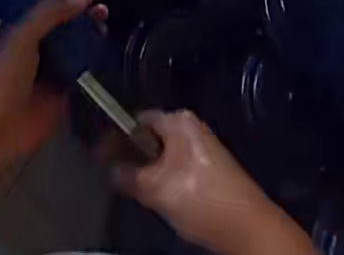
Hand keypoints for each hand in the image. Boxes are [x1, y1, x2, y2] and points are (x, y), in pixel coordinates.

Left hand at [0, 0, 106, 160]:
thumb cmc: (4, 75)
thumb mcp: (22, 33)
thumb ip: (51, 11)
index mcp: (23, 28)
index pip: (48, 2)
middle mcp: (39, 44)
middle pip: (66, 19)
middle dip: (83, 6)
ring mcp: (54, 66)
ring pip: (78, 40)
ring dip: (92, 26)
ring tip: (105, 16)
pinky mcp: (67, 88)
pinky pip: (86, 65)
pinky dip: (97, 53)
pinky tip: (107, 41)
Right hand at [109, 111, 312, 254]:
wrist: (245, 225)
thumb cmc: (200, 199)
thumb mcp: (157, 190)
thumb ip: (129, 177)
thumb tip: (109, 169)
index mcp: (179, 121)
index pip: (139, 118)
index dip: (116, 135)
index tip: (98, 154)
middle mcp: (190, 126)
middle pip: (150, 136)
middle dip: (132, 155)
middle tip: (112, 176)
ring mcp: (200, 146)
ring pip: (162, 154)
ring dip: (146, 170)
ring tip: (131, 189)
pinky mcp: (206, 166)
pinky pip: (175, 165)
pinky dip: (162, 178)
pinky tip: (157, 197)